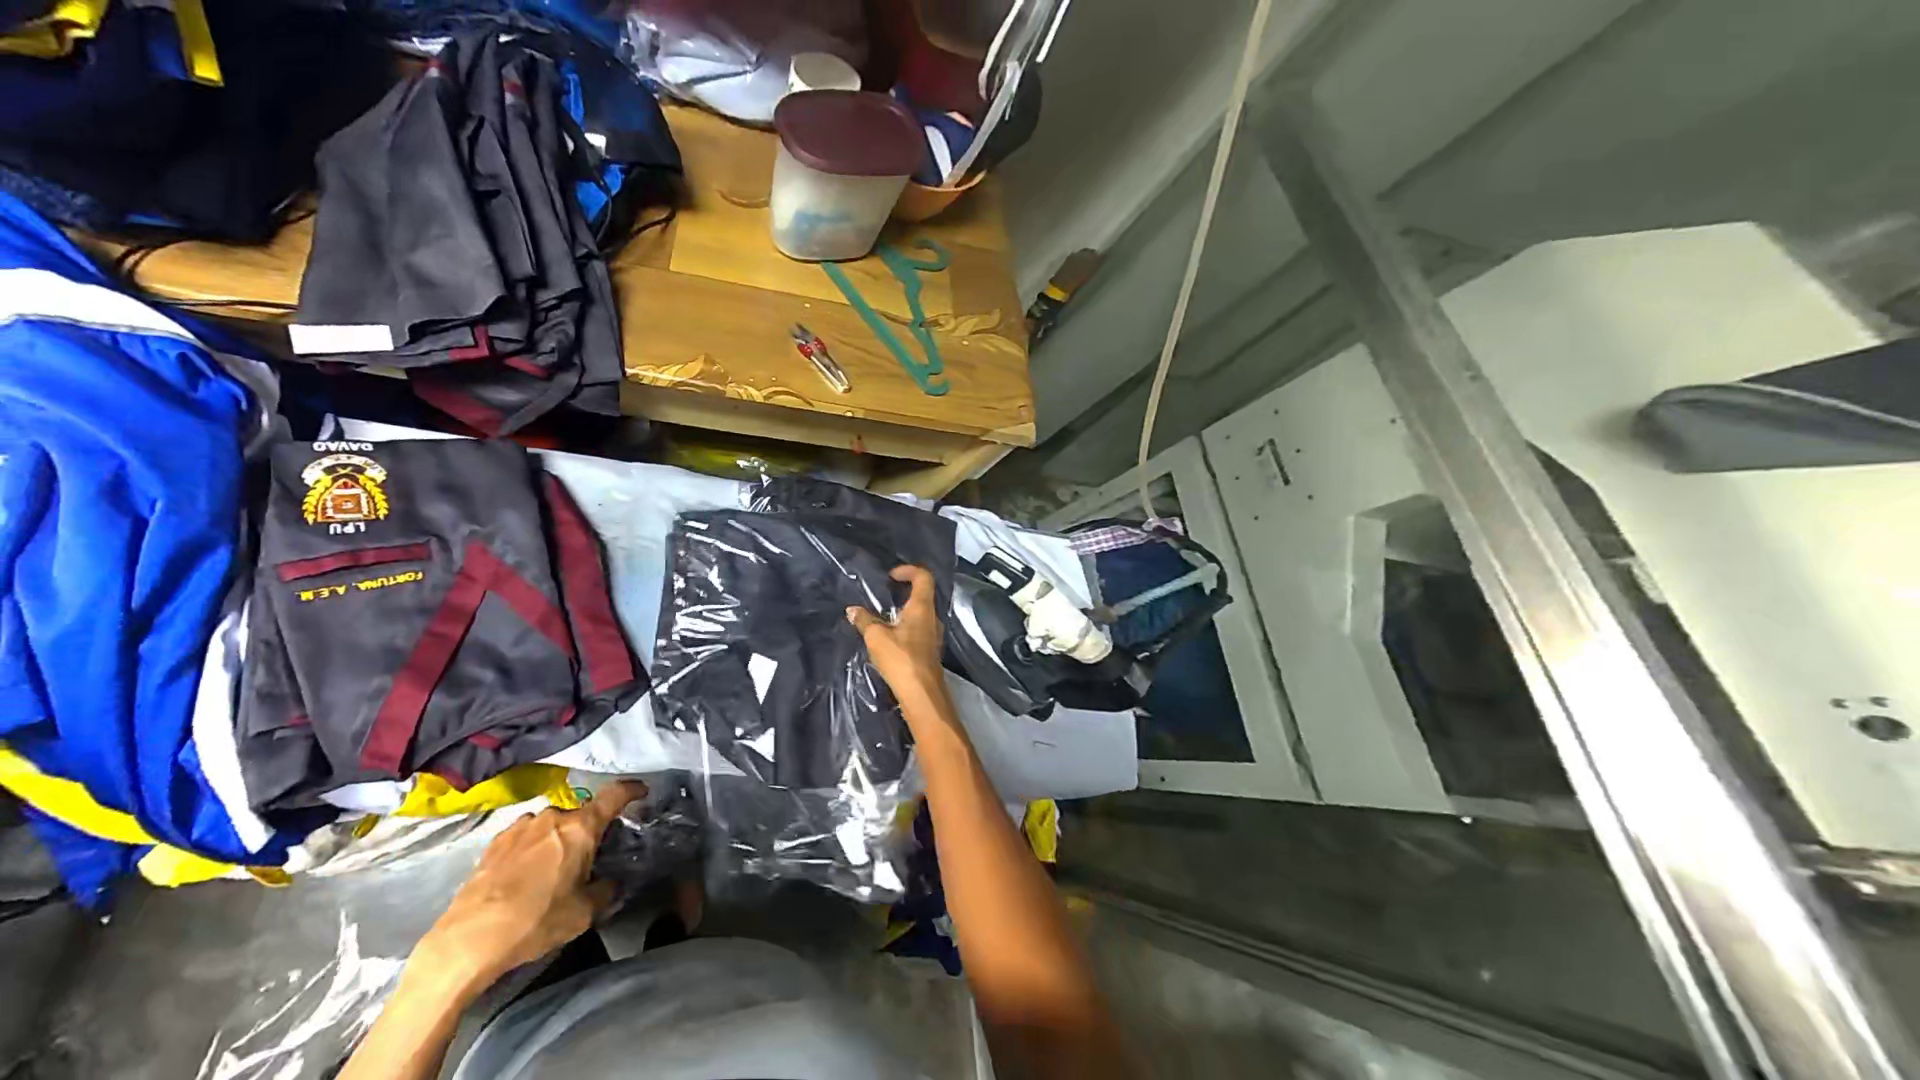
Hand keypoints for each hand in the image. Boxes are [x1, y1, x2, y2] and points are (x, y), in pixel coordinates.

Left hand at [411, 780, 645, 993]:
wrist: (468, 941)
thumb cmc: (536, 921)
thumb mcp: (585, 913)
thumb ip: (606, 890)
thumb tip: (610, 883)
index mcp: (581, 827)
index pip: (615, 795)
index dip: (632, 791)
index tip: (641, 793)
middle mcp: (552, 817)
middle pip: (581, 815)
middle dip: (589, 831)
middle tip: (590, 857)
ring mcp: (520, 828)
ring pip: (552, 825)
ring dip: (558, 840)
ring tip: (554, 870)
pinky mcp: (494, 843)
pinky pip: (526, 837)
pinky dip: (534, 848)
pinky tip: (526, 875)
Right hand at [848, 565, 950, 713]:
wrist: (921, 693)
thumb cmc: (901, 658)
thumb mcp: (876, 637)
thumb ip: (865, 620)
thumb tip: (853, 610)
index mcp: (922, 607)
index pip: (924, 577)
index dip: (909, 570)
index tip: (891, 576)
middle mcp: (932, 618)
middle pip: (922, 595)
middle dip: (903, 591)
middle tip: (883, 594)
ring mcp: (933, 635)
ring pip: (920, 614)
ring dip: (903, 611)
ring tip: (882, 616)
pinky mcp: (929, 650)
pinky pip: (918, 629)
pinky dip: (905, 627)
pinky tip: (889, 637)